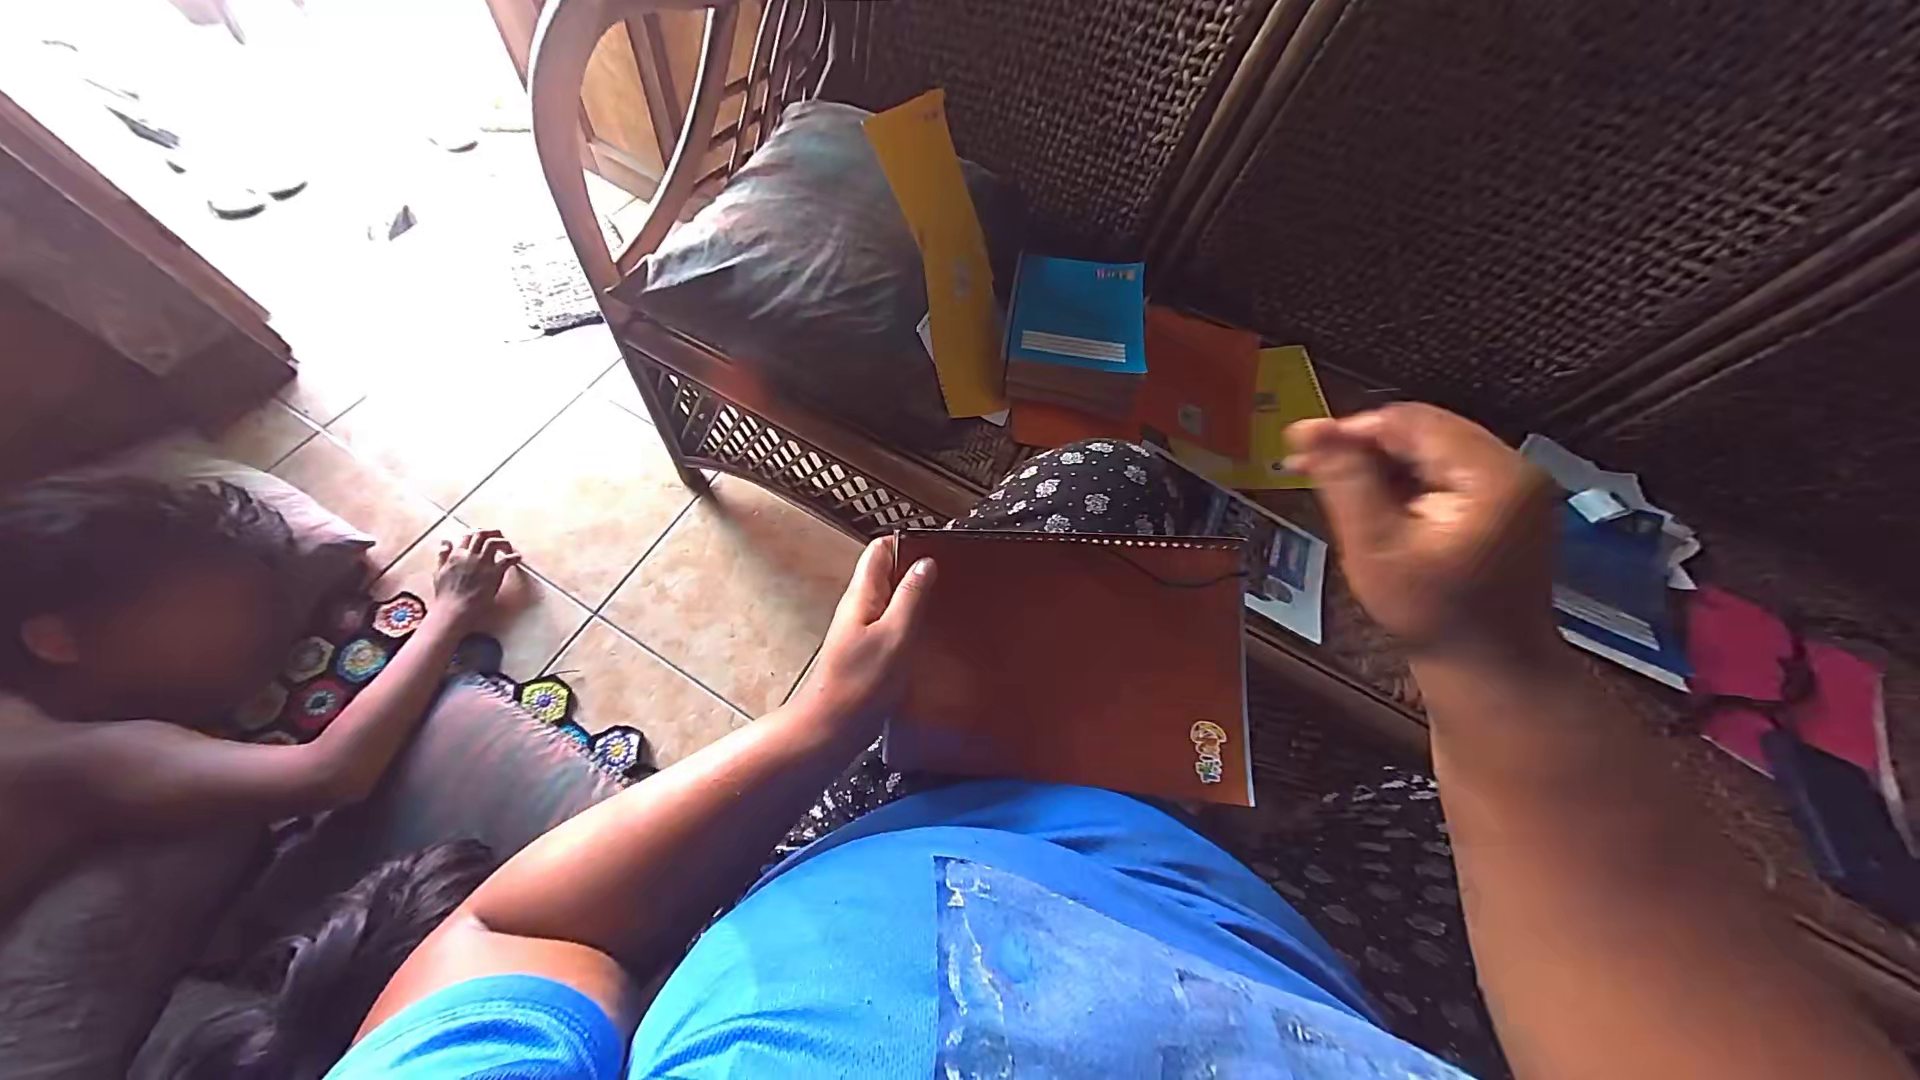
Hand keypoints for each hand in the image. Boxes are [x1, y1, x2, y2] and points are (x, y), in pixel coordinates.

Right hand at [431, 529, 521, 630]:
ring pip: (494, 542)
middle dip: (492, 532)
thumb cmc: (447, 594)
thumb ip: (443, 556)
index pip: (467, 536)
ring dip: (503, 542)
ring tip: (508, 548)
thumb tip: (446, 541)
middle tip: (499, 536)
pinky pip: (508, 558)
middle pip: (481, 535)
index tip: (484, 537)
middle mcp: (469, 556)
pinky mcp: (494, 572)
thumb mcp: (439, 572)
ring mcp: (482, 563)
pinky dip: (515, 556)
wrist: (456, 608)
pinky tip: (517, 559)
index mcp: (455, 555)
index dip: (478, 533)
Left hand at [790, 535, 934, 733]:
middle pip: (885, 571)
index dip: (906, 542)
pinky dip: (908, 620)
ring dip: (912, 595)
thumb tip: (924, 565)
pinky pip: (889, 622)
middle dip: (913, 568)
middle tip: (941, 575)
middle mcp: (857, 607)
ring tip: (937, 601)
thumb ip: (911, 597)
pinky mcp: (866, 650)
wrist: (831, 728)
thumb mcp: (895, 636)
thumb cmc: (858, 686)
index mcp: (862, 596)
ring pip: (889, 597)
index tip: (932, 548)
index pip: (880, 549)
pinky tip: (923, 634)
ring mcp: (860, 629)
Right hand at [1286, 403, 1558, 660]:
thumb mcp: (1374, 544)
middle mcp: (1510, 469)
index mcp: (1490, 475)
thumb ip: (1344, 481)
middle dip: (1362, 446)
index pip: (1411, 422)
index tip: (1303, 444)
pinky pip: (1439, 474)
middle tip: (1310, 466)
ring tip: (1332, 484)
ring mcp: (1509, 487)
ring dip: (1376, 463)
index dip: (1352, 428)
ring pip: (1427, 451)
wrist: (1486, 664)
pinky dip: (1399, 481)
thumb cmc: (1428, 610)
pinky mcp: (1499, 504)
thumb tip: (1307, 430)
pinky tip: (1368, 502)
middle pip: (1422, 432)